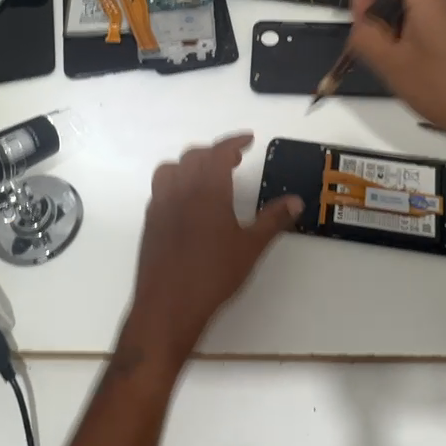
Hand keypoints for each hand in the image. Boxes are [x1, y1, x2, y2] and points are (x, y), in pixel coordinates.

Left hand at [124, 134, 302, 362]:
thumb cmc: (214, 275)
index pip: (219, 152)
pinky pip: (161, 188)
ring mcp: (161, 205)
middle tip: (235, 161)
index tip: (249, 139)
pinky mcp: (150, 222)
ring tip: (208, 178)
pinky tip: (189, 203)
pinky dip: (176, 183)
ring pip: (171, 168)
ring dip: (191, 164)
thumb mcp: (251, 247)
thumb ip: (273, 220)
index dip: (235, 141)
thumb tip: (296, 200)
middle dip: (215, 152)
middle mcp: (180, 189)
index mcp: (207, 190)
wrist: (167, 306)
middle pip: (194, 156)